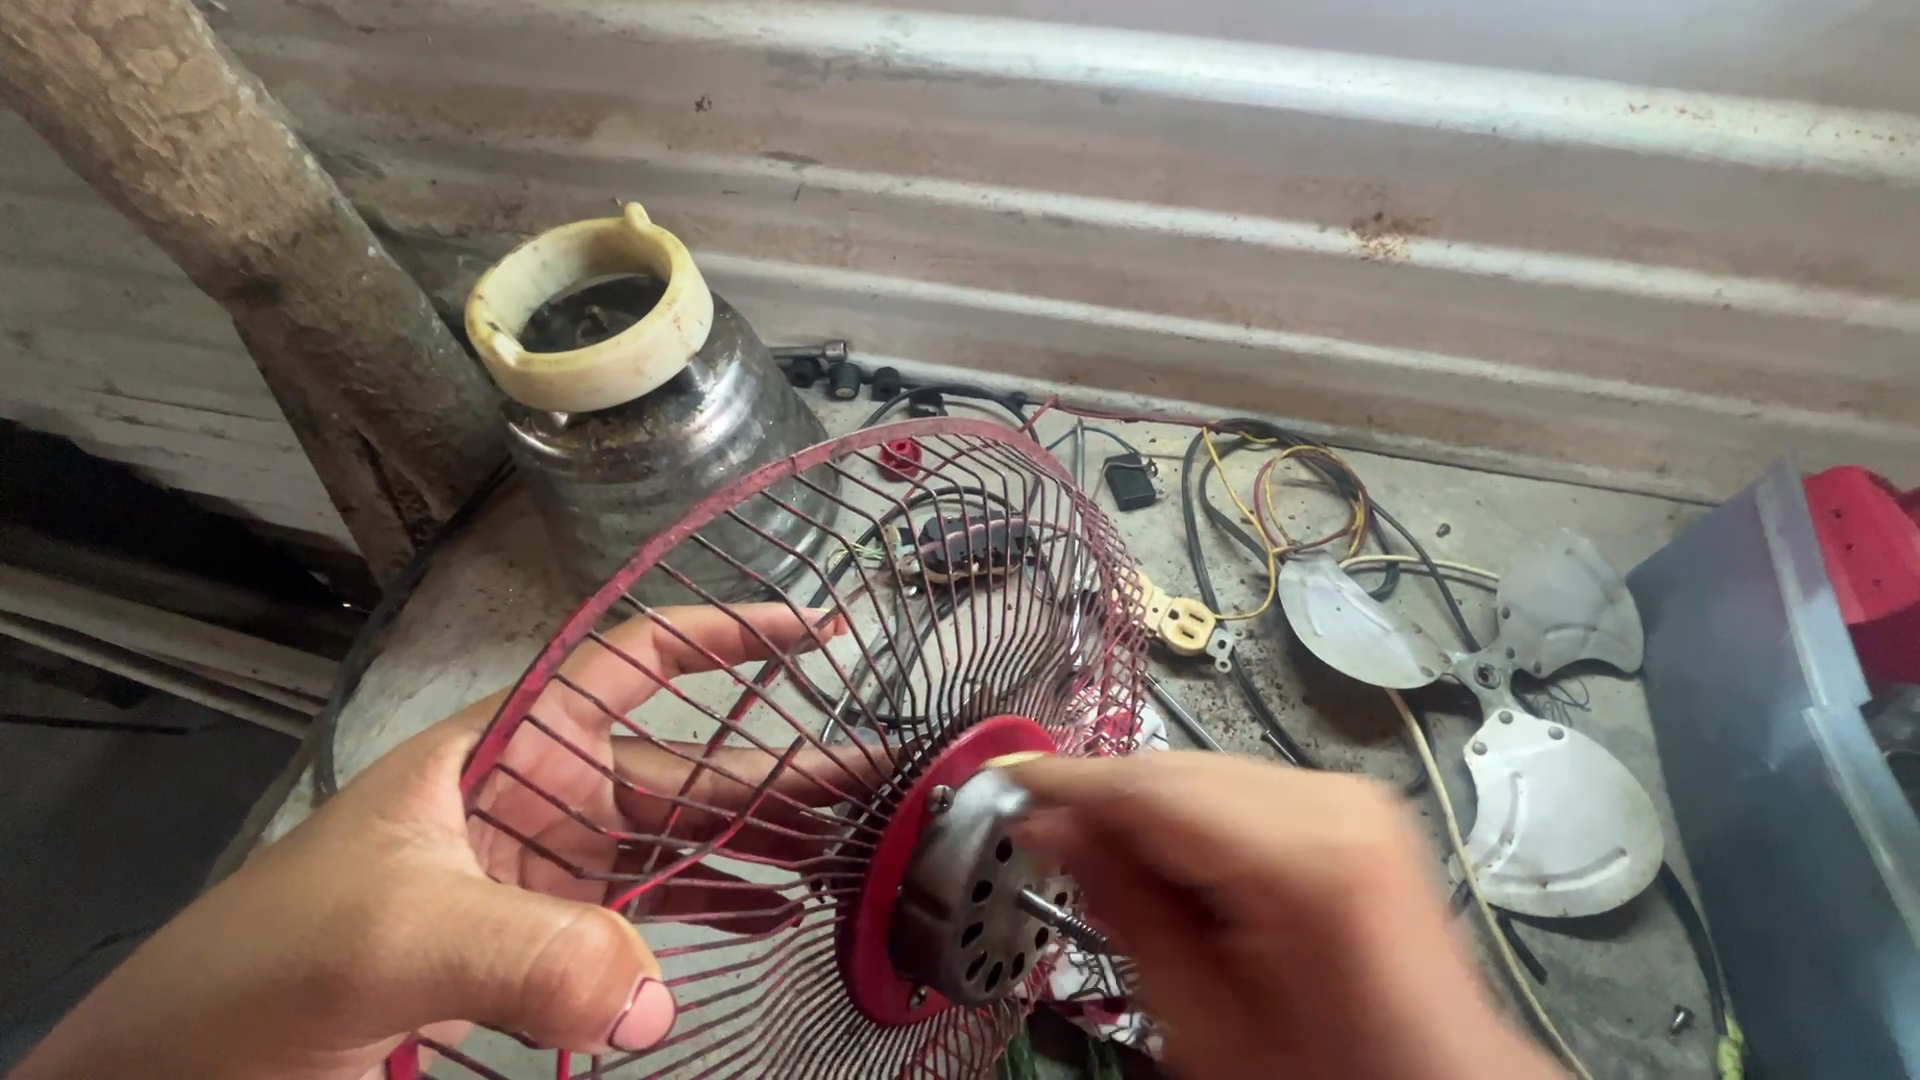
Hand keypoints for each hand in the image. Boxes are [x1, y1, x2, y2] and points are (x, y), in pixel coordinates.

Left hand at [16, 604, 876, 1079]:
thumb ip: (528, 954)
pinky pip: (663, 907)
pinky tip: (777, 909)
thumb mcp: (389, 941)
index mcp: (516, 746)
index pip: (637, 663)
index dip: (725, 636)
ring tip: (849, 843)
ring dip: (767, 840)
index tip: (810, 630)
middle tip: (875, 769)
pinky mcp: (559, 935)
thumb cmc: (259, 975)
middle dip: (783, 766)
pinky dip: (722, 904)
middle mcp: (551, 793)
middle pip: (690, 766)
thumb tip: (657, 1000)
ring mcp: (560, 868)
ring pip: (688, 838)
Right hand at [1007, 752, 1559, 1079]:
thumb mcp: (1202, 1018)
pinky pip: (1235, 783)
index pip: (1152, 788)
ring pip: (1201, 769)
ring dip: (1140, 805)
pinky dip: (1184, 810)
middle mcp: (1334, 803)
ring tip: (1095, 849)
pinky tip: (1159, 850)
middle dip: (1101, 796)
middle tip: (1040, 825)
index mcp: (1304, 862)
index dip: (1070, 780)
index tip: (1010, 777)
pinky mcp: (1347, 802)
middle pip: (1177, 769)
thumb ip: (1125, 903)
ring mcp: (1347, 795)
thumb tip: (1052, 827)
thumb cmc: (1322, 1079)